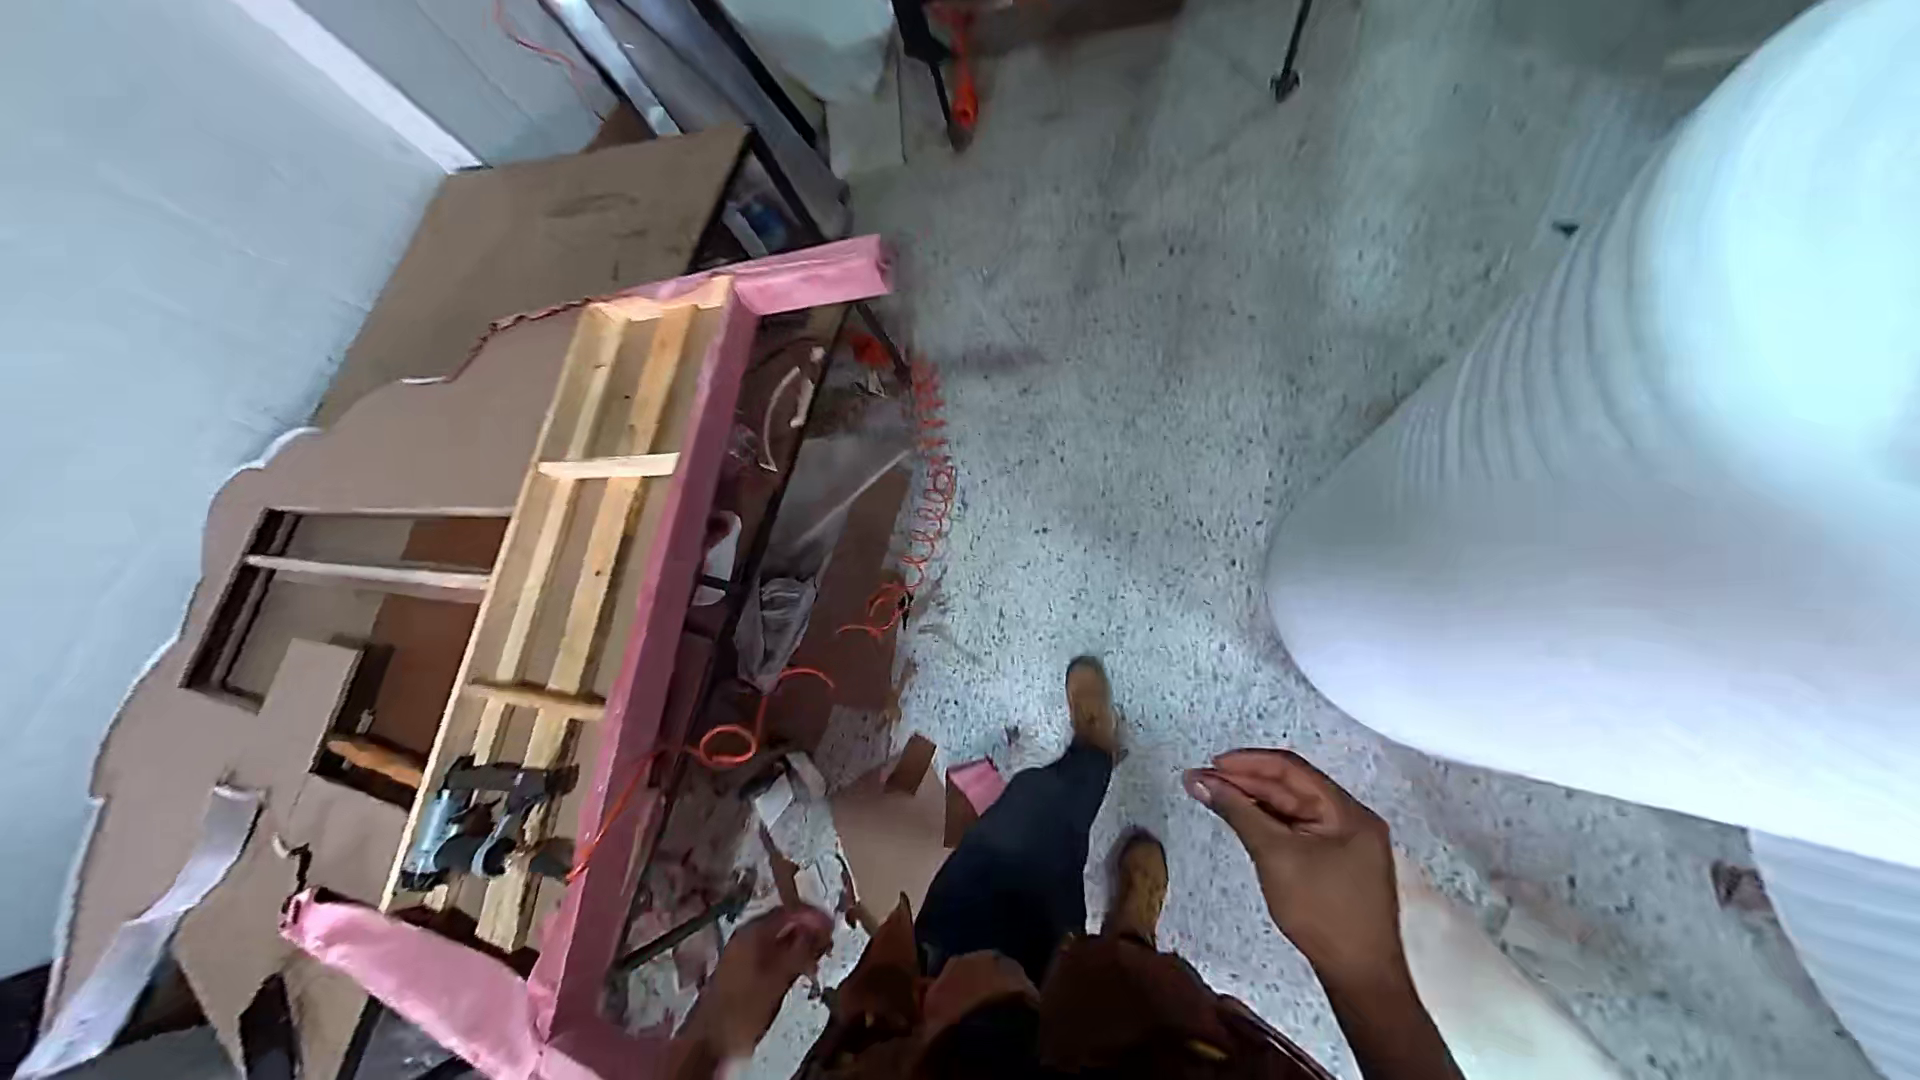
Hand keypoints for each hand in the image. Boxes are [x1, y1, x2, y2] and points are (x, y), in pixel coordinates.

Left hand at [677, 904, 833, 1062]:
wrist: (709, 1044)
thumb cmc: (744, 1008)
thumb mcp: (779, 977)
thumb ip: (801, 948)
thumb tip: (821, 927)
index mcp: (754, 931)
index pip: (791, 910)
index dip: (814, 916)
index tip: (832, 925)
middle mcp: (746, 935)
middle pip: (784, 922)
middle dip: (808, 930)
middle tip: (827, 942)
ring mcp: (741, 952)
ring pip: (778, 939)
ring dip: (799, 946)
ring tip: (816, 960)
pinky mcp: (740, 970)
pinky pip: (770, 953)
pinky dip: (787, 957)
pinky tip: (798, 971)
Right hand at [1185, 749, 1402, 985]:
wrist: (1359, 978)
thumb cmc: (1321, 910)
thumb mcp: (1274, 854)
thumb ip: (1236, 810)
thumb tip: (1198, 778)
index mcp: (1346, 811)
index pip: (1290, 769)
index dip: (1248, 762)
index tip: (1211, 764)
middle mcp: (1347, 818)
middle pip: (1288, 786)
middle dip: (1242, 780)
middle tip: (1199, 779)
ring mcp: (1340, 840)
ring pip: (1287, 807)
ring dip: (1248, 799)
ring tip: (1208, 793)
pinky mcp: (1330, 859)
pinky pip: (1292, 827)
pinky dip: (1262, 820)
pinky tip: (1236, 815)